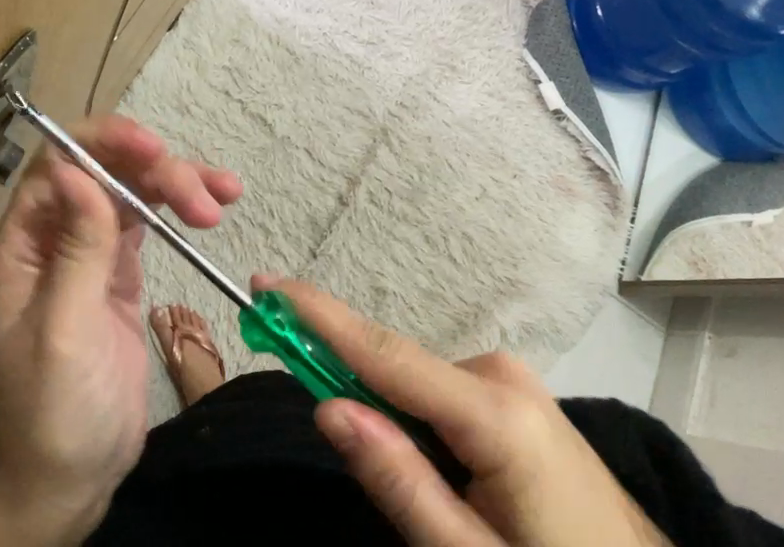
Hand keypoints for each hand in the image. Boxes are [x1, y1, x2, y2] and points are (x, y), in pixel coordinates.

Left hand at [0, 116, 242, 545]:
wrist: (73, 473)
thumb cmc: (55, 408)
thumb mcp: (64, 330)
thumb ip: (76, 250)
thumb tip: (77, 169)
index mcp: (23, 242)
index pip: (57, 167)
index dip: (102, 146)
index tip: (153, 150)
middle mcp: (54, 234)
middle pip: (102, 170)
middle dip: (152, 169)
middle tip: (203, 196)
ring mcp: (90, 250)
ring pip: (131, 190)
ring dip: (177, 182)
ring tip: (225, 195)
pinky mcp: (121, 270)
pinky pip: (151, 222)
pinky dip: (181, 207)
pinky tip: (217, 200)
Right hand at [256, 277, 670, 546]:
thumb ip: (399, 482)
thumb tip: (325, 407)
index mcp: (494, 413)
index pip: (384, 352)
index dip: (317, 317)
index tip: (264, 285)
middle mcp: (502, 377)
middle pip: (395, 368)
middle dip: (348, 387)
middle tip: (344, 452)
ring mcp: (516, 383)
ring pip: (416, 386)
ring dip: (388, 416)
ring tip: (427, 499)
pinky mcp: (519, 397)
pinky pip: (442, 394)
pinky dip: (416, 418)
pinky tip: (443, 477)